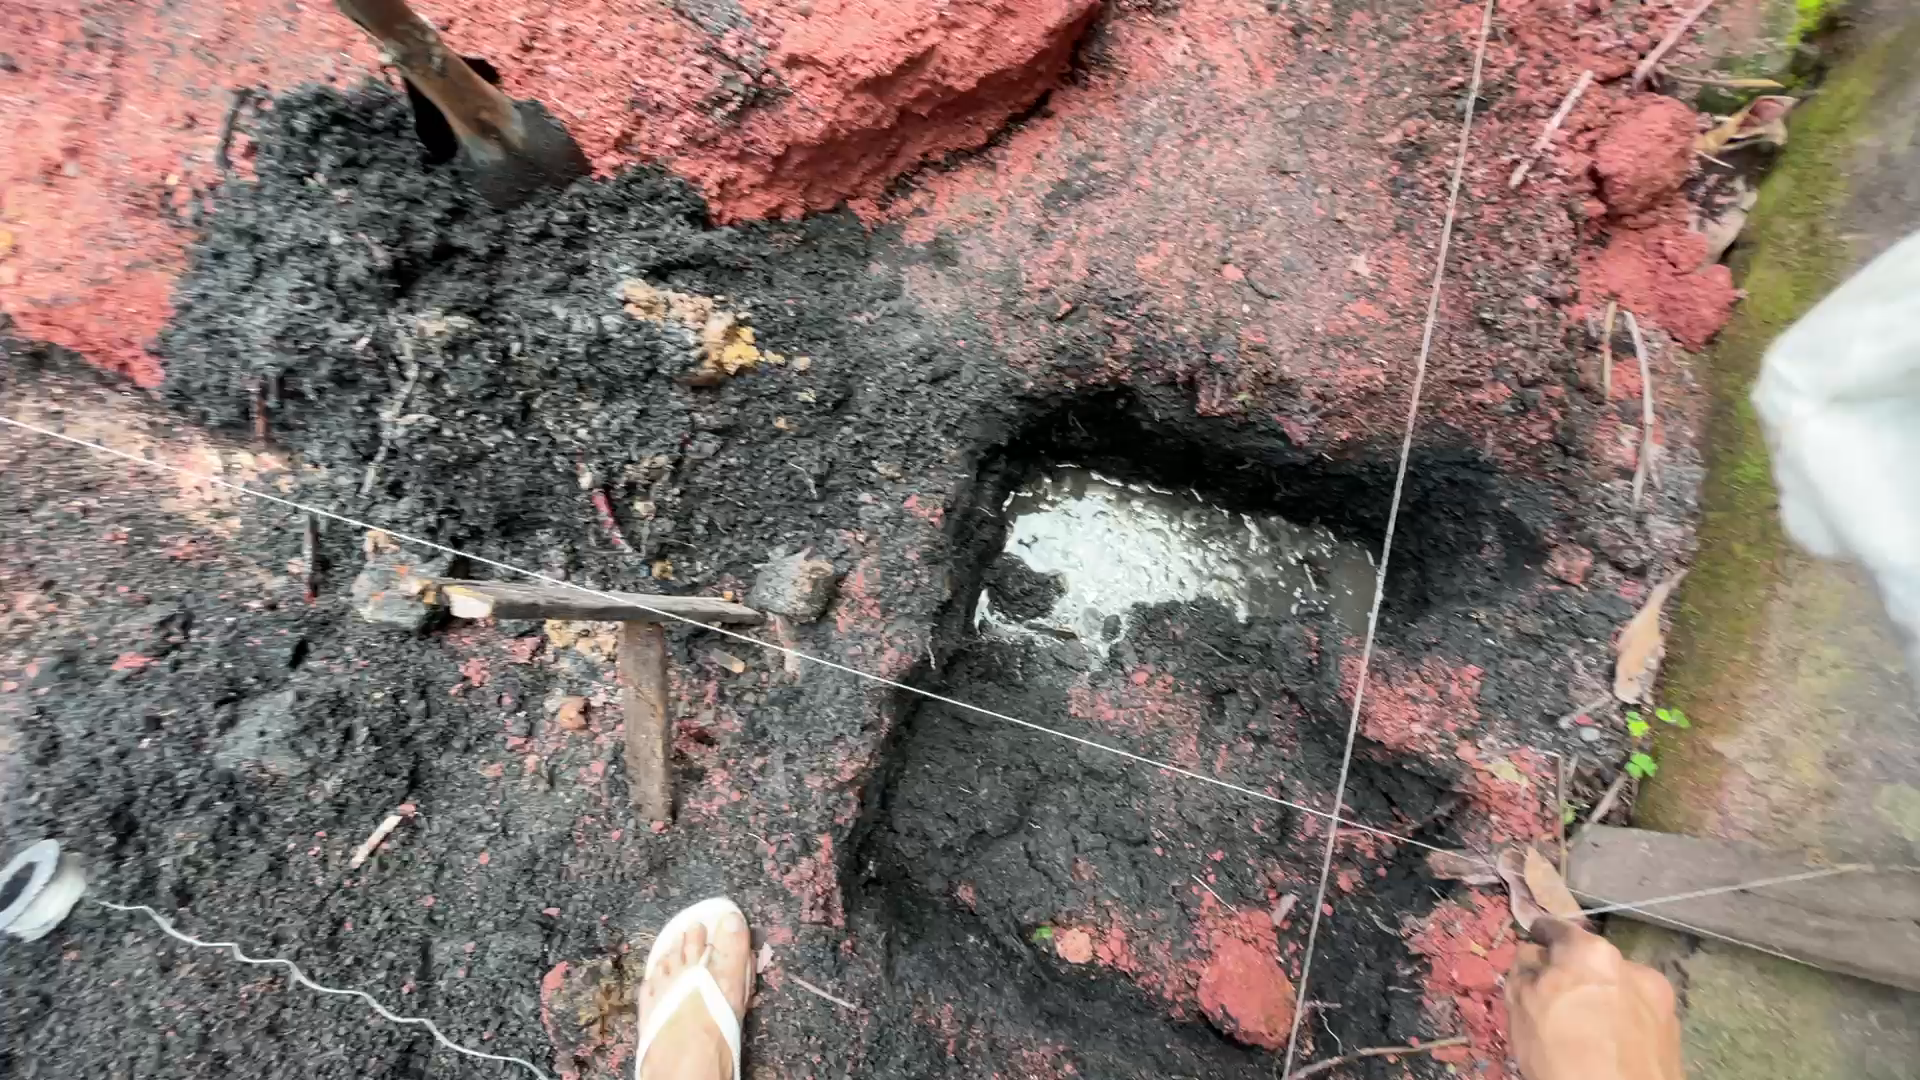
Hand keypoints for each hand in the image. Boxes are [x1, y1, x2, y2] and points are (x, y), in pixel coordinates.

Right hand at [1504, 917, 1682, 1079]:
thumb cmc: (1559, 1050)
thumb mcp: (1520, 1000)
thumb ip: (1526, 966)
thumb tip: (1538, 957)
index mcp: (1593, 952)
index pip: (1557, 928)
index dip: (1538, 936)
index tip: (1531, 946)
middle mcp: (1634, 969)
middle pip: (1591, 960)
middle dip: (1572, 970)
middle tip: (1553, 994)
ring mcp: (1663, 1006)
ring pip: (1617, 988)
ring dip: (1598, 996)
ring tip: (1581, 1024)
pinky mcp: (1676, 1040)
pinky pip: (1636, 1016)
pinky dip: (1618, 1021)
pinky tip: (1603, 1043)